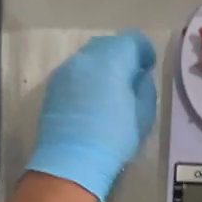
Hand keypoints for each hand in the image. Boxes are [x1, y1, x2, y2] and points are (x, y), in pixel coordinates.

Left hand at [27, 31, 158, 201]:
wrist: (70, 161)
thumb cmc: (113, 138)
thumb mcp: (143, 114)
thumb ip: (144, 88)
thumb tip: (138, 77)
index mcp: (111, 59)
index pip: (132, 40)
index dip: (144, 50)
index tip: (148, 66)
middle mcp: (85, 58)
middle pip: (108, 45)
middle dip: (122, 56)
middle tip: (130, 76)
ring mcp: (65, 71)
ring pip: (88, 58)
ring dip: (102, 67)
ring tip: (110, 90)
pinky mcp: (52, 87)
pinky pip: (75, 73)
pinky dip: (86, 79)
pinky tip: (91, 100)